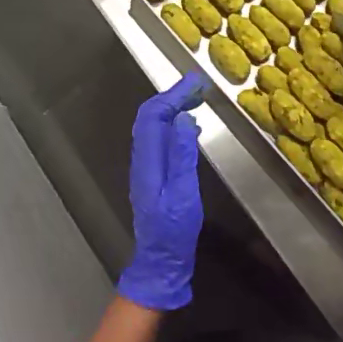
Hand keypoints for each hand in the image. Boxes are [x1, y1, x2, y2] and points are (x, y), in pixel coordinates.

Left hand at [117, 71, 208, 310]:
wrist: (161, 260)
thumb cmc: (173, 230)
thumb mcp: (183, 194)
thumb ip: (182, 156)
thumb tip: (182, 119)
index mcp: (148, 161)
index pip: (153, 115)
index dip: (173, 94)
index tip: (196, 82)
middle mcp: (143, 159)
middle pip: (151, 117)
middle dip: (173, 96)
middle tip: (199, 85)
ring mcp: (147, 167)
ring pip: (154, 126)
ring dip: (173, 107)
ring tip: (197, 98)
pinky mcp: (154, 174)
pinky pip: (160, 138)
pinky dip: (174, 123)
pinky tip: (190, 125)